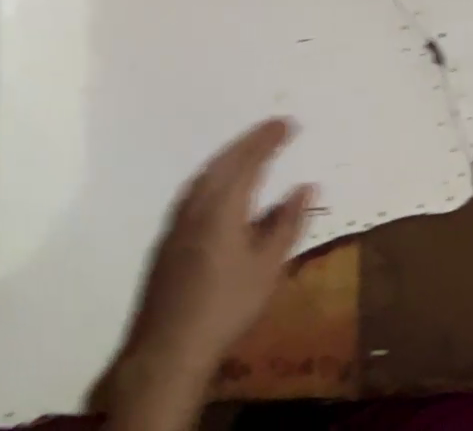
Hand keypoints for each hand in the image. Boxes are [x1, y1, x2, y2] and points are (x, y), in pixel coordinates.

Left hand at [121, 119, 313, 381]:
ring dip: (229, 156)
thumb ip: (287, 223)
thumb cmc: (227, 307)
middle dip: (249, 141)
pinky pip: (194, 190)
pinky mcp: (167, 239)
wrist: (168, 349)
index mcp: (223, 206)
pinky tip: (220, 186)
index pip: (249, 161)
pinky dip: (214, 175)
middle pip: (224, 161)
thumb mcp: (269, 268)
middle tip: (273, 128)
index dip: (269, 140)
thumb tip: (305, 187)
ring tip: (249, 149)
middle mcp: (197, 205)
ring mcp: (177, 222)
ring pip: (205, 175)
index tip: (289, 123)